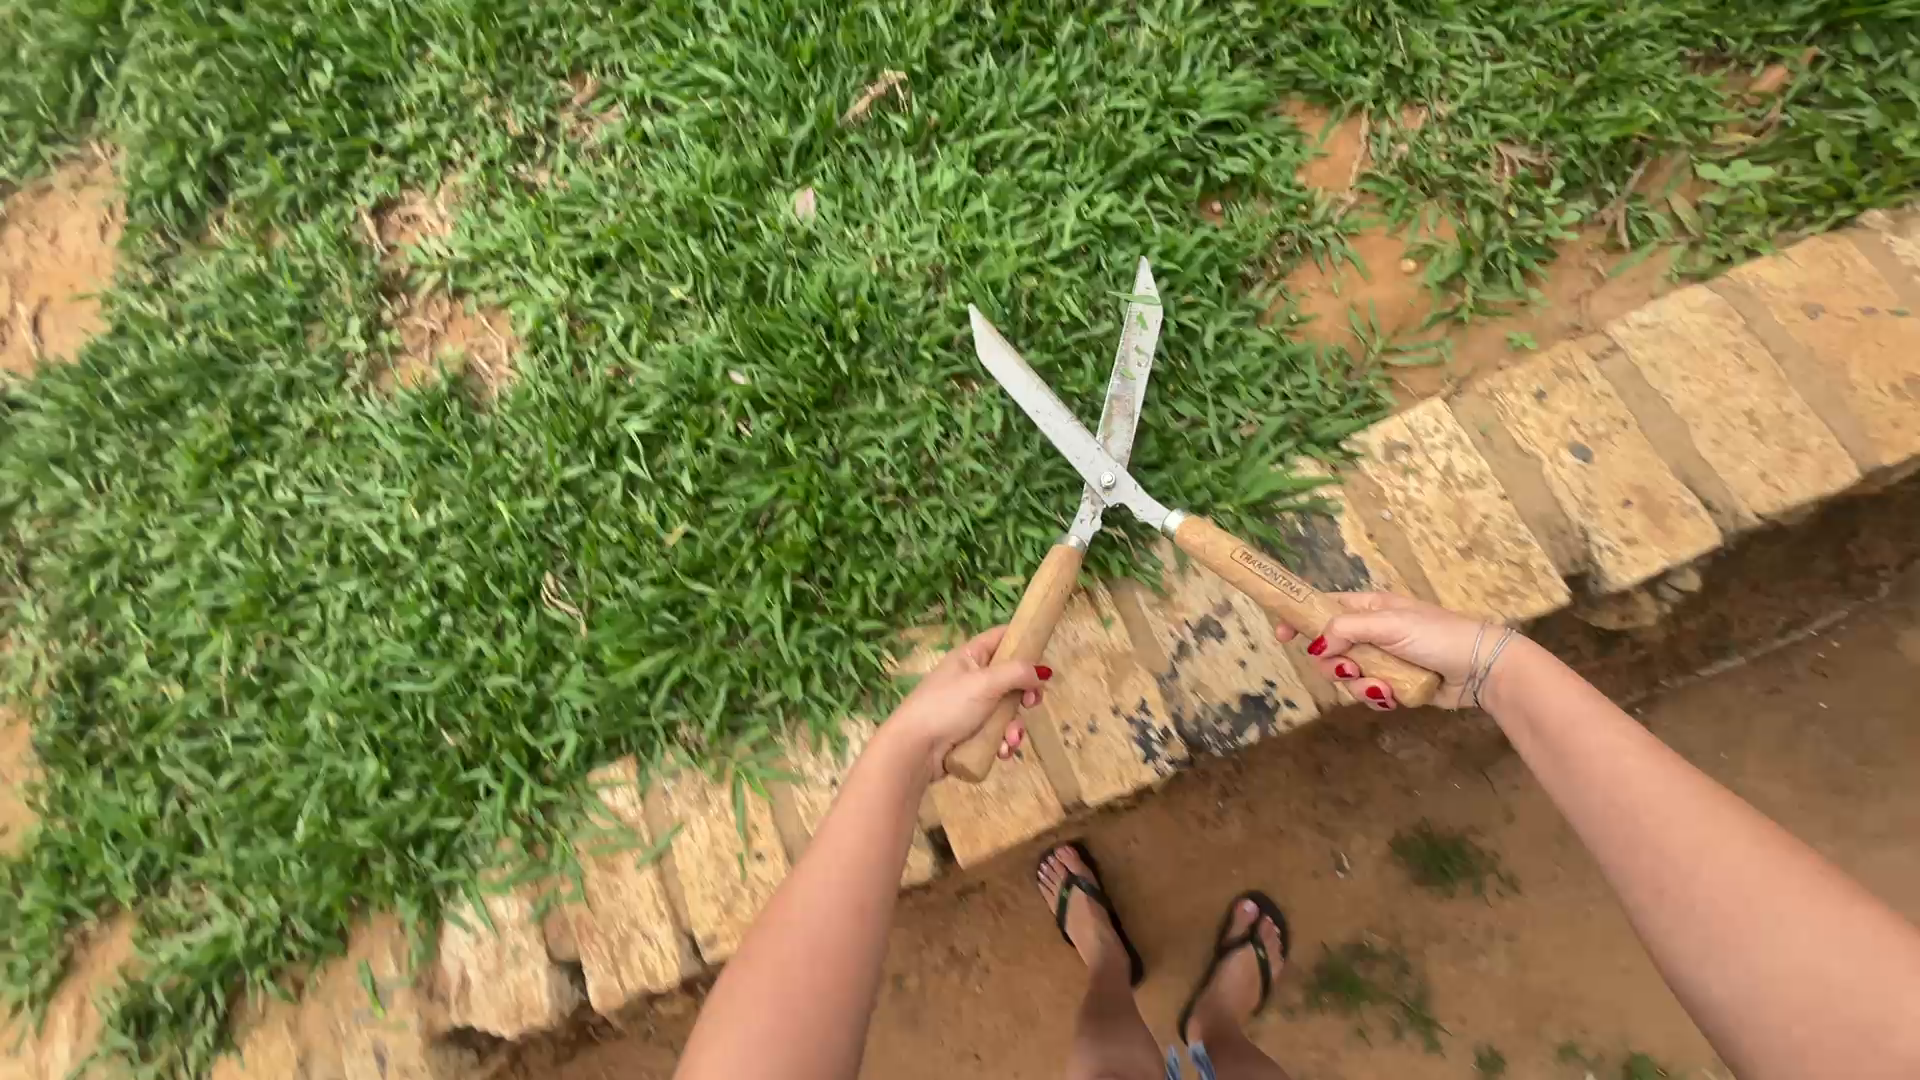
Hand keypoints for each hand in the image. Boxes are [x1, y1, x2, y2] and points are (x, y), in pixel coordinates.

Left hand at [882, 624, 1050, 779]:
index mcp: (970, 656)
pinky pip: (996, 732)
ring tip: (1010, 739)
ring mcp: (970, 706)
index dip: (1023, 642)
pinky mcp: (969, 732)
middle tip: (1032, 704)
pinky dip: (1003, 741)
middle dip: (1025, 694)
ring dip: (1014, 726)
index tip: (1043, 658)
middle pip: (1010, 678)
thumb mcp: (985, 683)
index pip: (1001, 637)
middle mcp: (971, 678)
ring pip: (1006, 709)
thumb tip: (1043, 671)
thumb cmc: (948, 706)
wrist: (915, 749)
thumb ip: (1017, 672)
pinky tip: (1002, 751)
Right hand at [1272, 592, 1523, 710]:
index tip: (1281, 635)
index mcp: (1368, 609)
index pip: (1321, 608)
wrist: (1485, 669)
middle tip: (1350, 669)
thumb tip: (1314, 646)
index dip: (1298, 619)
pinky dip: (1376, 697)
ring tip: (1381, 686)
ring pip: (1345, 675)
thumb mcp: (1389, 623)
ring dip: (1357, 684)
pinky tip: (1393, 696)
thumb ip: (1345, 629)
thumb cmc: (1438, 635)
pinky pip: (1366, 694)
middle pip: (1328, 648)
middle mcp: (1370, 633)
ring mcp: (1381, 660)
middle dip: (1334, 664)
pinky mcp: (1393, 685)